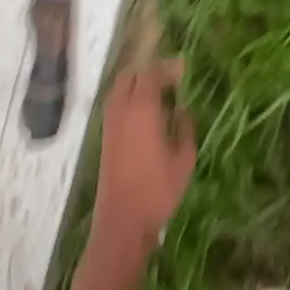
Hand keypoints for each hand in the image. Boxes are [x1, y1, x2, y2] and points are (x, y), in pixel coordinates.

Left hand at [92, 59, 197, 244]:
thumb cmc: (159, 190)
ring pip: (119, 89)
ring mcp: (110, 125)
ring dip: (137, 84)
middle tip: (171, 79)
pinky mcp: (105, 139)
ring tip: (160, 94)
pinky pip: (116, 105)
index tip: (183, 70)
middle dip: (149, 70)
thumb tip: (181, 109)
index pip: (150, 72)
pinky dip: (129, 99)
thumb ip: (184, 126)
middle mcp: (122, 111)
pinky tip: (147, 114)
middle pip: (129, 75)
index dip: (167, 67)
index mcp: (143, 109)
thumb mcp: (184, 157)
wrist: (122, 222)